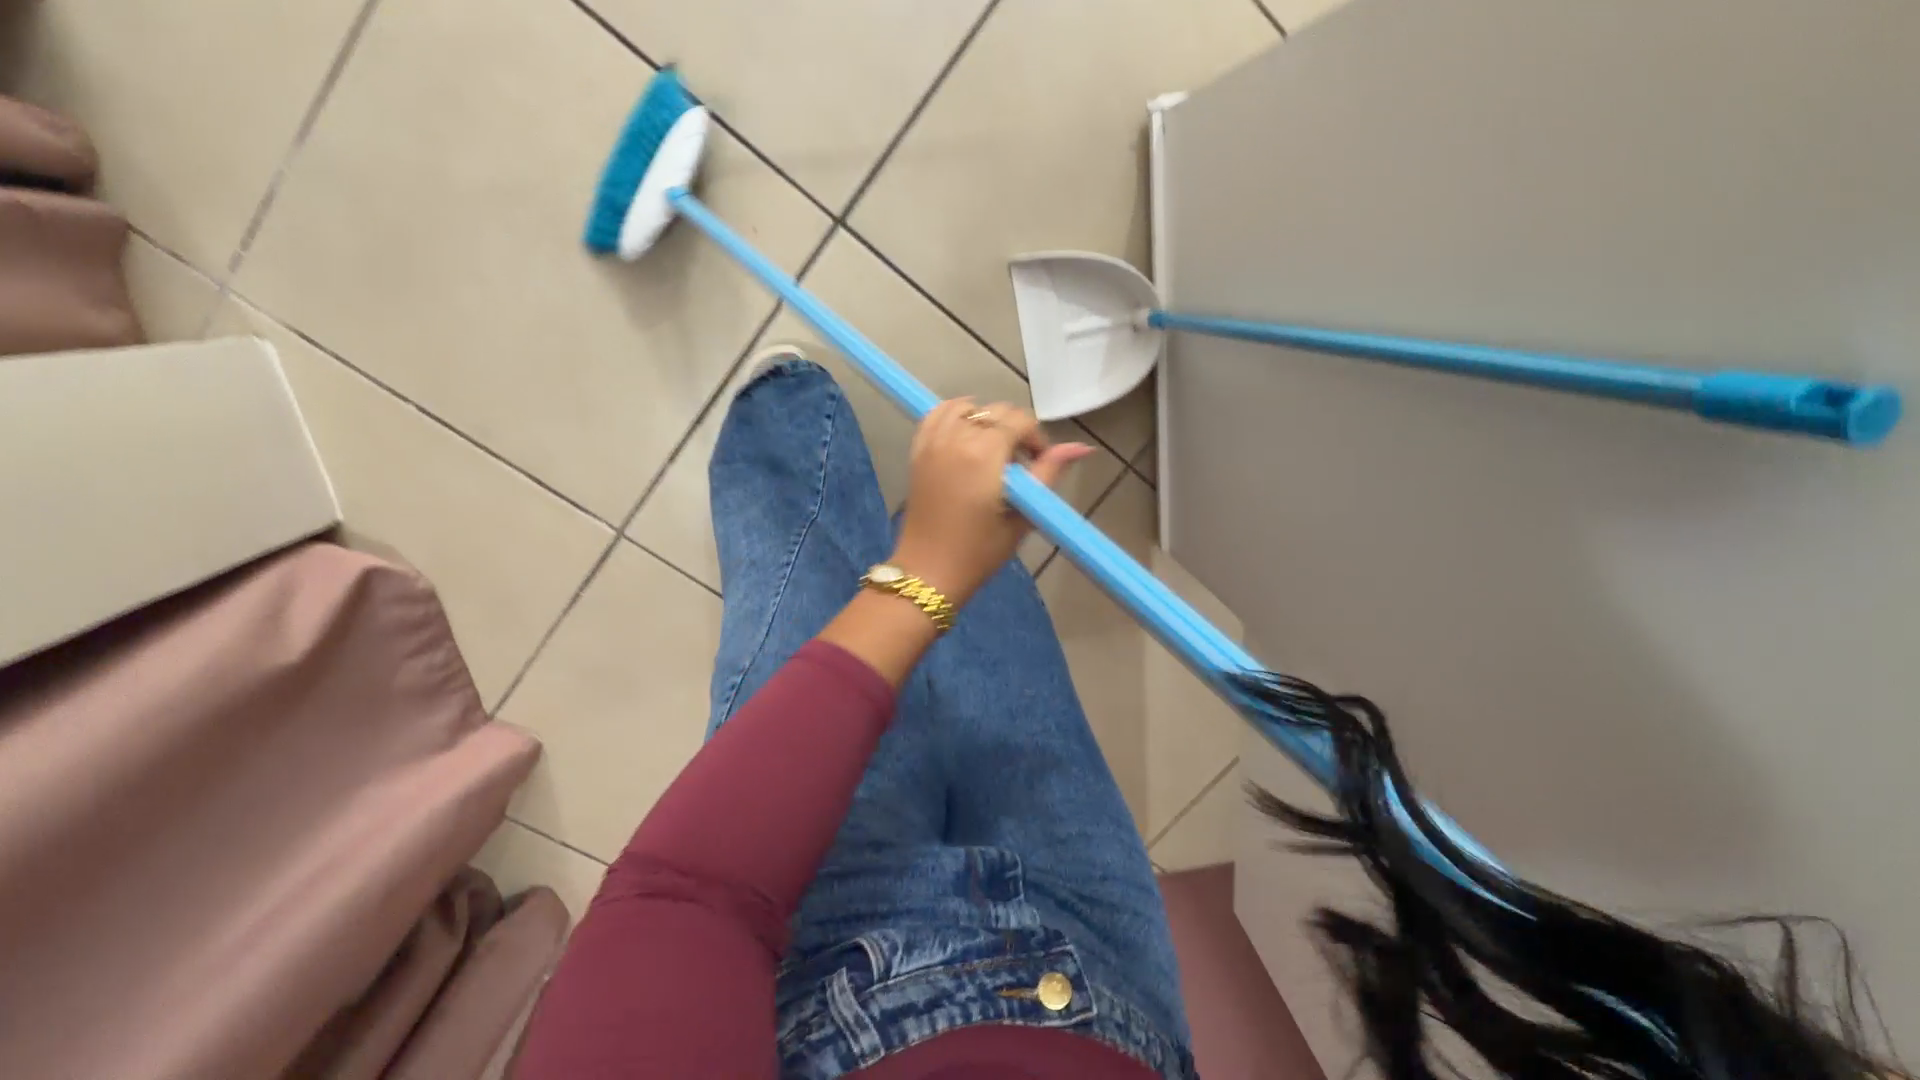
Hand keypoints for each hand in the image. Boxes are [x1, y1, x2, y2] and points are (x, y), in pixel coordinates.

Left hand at [889, 398, 1093, 605]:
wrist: (929, 572)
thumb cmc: (979, 552)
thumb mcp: (1022, 516)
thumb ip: (1048, 474)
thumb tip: (1082, 448)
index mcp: (984, 454)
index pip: (1019, 420)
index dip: (1036, 438)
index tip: (1039, 465)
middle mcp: (956, 439)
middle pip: (995, 411)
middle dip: (1014, 430)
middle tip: (1019, 467)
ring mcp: (933, 443)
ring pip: (965, 408)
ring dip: (984, 420)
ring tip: (992, 451)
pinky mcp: (918, 452)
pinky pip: (935, 415)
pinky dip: (953, 416)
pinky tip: (964, 435)